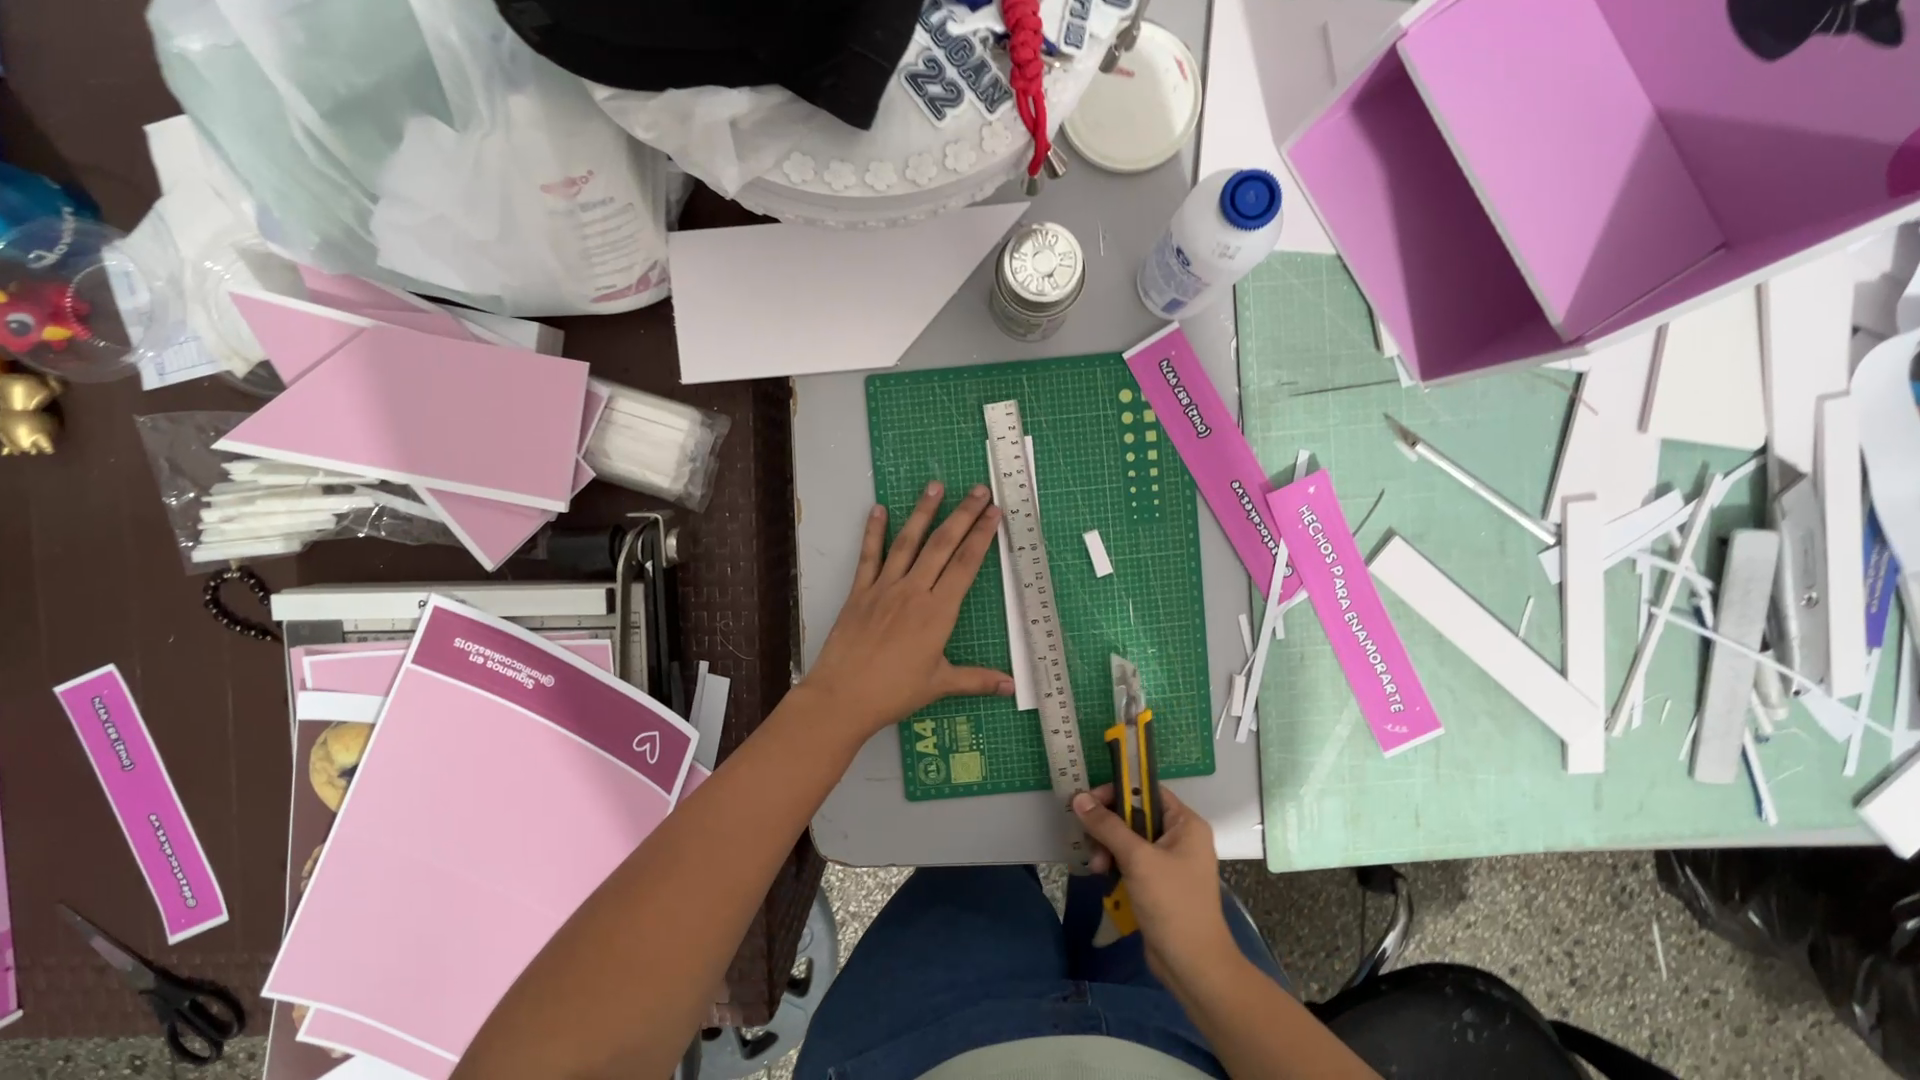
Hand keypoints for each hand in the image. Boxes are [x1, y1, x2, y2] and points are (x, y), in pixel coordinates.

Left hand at [803, 480, 1012, 736]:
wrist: (843, 695)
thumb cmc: (894, 692)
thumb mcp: (940, 685)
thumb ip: (977, 680)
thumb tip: (1012, 686)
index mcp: (938, 612)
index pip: (966, 565)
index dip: (982, 536)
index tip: (994, 512)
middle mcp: (913, 591)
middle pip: (942, 545)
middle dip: (963, 515)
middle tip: (978, 490)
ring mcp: (884, 588)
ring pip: (908, 542)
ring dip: (923, 512)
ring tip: (935, 486)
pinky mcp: (860, 592)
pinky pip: (869, 556)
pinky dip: (874, 531)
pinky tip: (878, 509)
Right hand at [1073, 785, 1238, 983]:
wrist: (1193, 963)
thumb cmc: (1172, 903)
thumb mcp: (1137, 859)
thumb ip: (1107, 826)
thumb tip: (1079, 798)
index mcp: (1185, 824)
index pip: (1147, 791)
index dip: (1117, 791)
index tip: (1089, 803)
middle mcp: (1179, 838)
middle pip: (1134, 815)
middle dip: (1108, 828)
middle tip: (1091, 843)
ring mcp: (1169, 862)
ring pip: (1128, 840)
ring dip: (1108, 849)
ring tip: (1097, 869)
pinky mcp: (1158, 884)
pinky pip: (1130, 862)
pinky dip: (1114, 865)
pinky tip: (1103, 877)